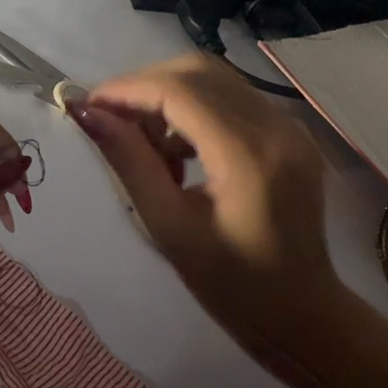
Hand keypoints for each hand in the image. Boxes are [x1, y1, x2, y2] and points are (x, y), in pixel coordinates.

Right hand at [73, 52, 338, 347]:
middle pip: (197, 72)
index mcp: (249, 156)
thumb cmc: (229, 283)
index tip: (85, 107)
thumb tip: (85, 113)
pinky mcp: (289, 135)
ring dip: (165, 95)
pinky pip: (229, 97)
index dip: (125, 90)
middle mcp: (276, 129)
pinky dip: (190, 107)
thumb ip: (129, 161)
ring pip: (212, 79)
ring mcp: (289, 129)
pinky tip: (175, 149)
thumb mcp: (168, 225)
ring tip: (143, 143)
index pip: (178, 91)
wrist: (302, 315)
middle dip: (143, 87)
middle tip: (110, 122)